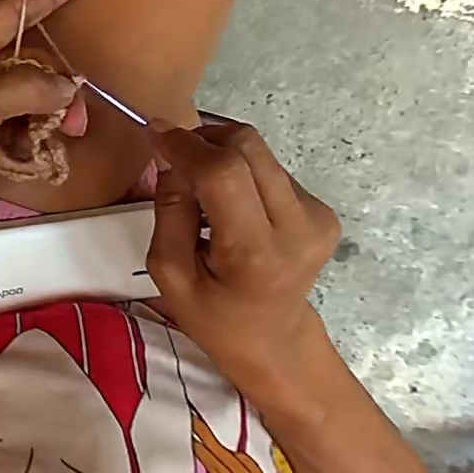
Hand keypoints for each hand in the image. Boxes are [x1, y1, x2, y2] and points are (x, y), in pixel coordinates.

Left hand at [0, 0, 88, 247]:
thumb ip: (20, 88)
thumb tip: (67, 85)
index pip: (4, 16)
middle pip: (26, 60)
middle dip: (54, 78)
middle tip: (74, 105)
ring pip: (33, 95)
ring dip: (52, 110)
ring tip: (65, 131)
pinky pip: (28, 125)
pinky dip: (39, 135)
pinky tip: (40, 151)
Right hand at [145, 118, 341, 392]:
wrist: (274, 340)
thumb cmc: (213, 315)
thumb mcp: (169, 272)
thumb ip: (169, 211)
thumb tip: (171, 157)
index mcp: (255, 252)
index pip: (223, 173)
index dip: (186, 145)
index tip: (154, 132)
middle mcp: (298, 226)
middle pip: (247, 146)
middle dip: (202, 138)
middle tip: (172, 153)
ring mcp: (316, 215)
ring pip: (257, 151)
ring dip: (218, 154)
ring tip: (197, 185)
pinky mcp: (320, 208)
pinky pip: (267, 166)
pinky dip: (235, 169)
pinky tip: (224, 200)